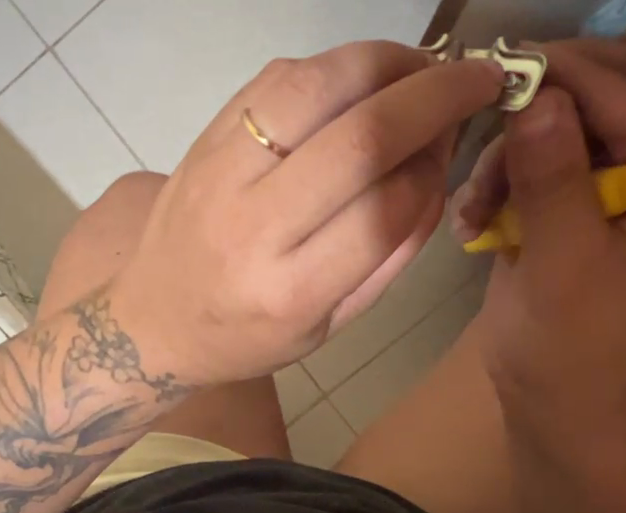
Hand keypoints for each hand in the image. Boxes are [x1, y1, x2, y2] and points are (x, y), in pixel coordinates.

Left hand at [108, 42, 508, 385]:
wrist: (150, 321)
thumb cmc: (246, 337)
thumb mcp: (326, 327)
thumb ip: (388, 255)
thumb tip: (439, 164)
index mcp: (289, 292)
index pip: (385, 211)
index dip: (434, 168)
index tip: (455, 149)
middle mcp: (253, 229)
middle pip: (360, 137)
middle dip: (435, 95)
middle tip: (475, 80)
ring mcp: (222, 176)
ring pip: (317, 87)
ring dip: (387, 62)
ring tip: (421, 70)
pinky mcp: (205, 139)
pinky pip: (278, 79)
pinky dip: (333, 66)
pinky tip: (360, 80)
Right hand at [457, 41, 625, 408]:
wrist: (553, 407)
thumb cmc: (571, 352)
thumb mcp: (563, 268)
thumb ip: (553, 181)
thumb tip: (534, 96)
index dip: (574, 79)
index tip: (505, 68)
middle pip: (610, 97)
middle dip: (542, 112)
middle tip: (484, 122)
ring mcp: (620, 187)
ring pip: (568, 126)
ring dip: (512, 153)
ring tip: (475, 205)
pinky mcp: (579, 206)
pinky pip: (542, 162)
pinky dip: (503, 178)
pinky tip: (475, 215)